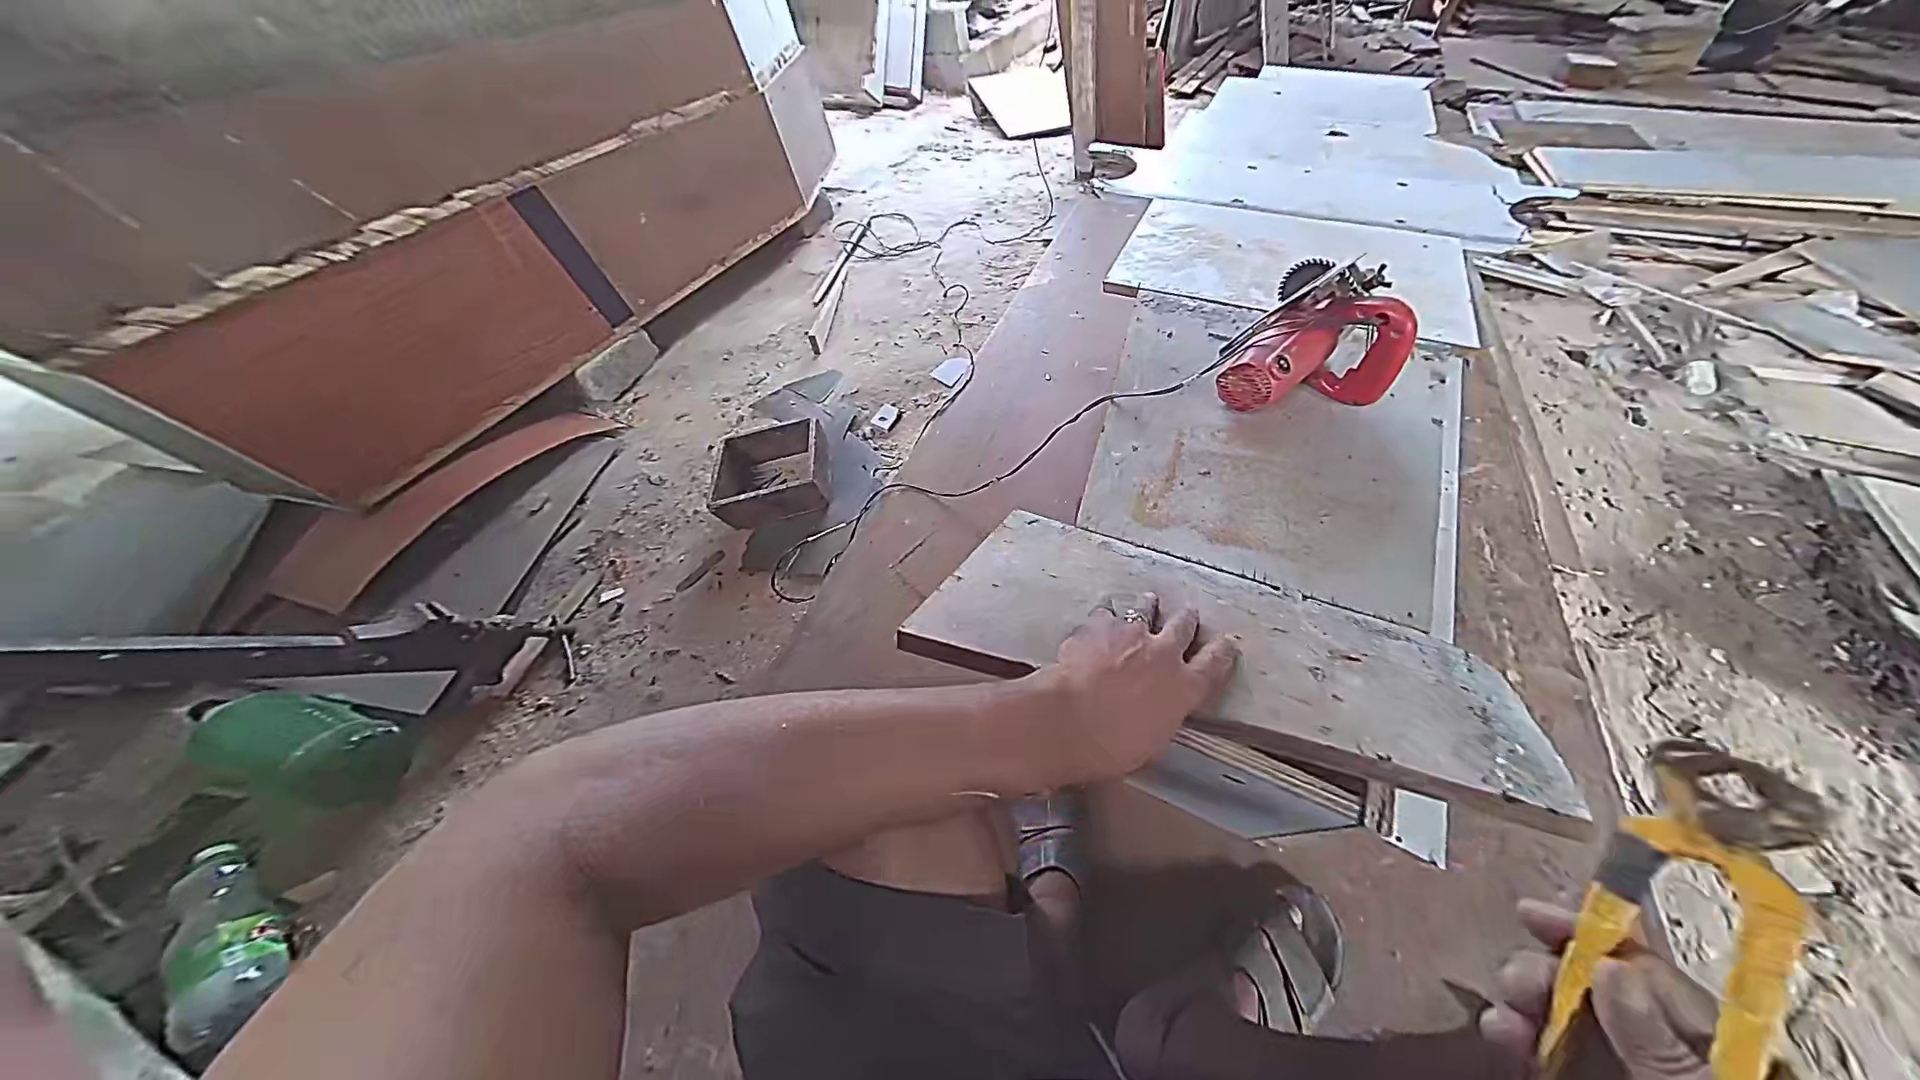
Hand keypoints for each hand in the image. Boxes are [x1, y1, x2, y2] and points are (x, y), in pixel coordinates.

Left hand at [1037, 592, 1237, 784]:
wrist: (1070, 719)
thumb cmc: (1111, 746)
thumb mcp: (1153, 742)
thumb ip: (1163, 715)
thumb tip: (1159, 709)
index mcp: (1184, 687)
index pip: (1216, 664)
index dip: (1223, 653)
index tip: (1228, 645)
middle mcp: (1163, 654)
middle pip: (1183, 626)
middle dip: (1187, 620)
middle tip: (1188, 615)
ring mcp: (1131, 634)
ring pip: (1146, 609)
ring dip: (1149, 606)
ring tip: (1150, 600)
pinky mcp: (1099, 625)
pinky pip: (1107, 611)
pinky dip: (1107, 613)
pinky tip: (1102, 613)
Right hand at [1481, 900, 1717, 1079]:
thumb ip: (1667, 1048)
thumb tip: (1612, 970)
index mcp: (1713, 1045)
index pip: (1649, 971)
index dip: (1591, 933)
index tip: (1531, 913)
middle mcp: (1662, 1050)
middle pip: (1595, 988)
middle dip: (1547, 972)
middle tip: (1515, 980)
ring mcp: (1619, 1072)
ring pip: (1561, 1017)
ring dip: (1525, 1005)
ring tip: (1504, 1013)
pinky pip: (1545, 1056)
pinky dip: (1518, 1040)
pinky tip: (1499, 1033)